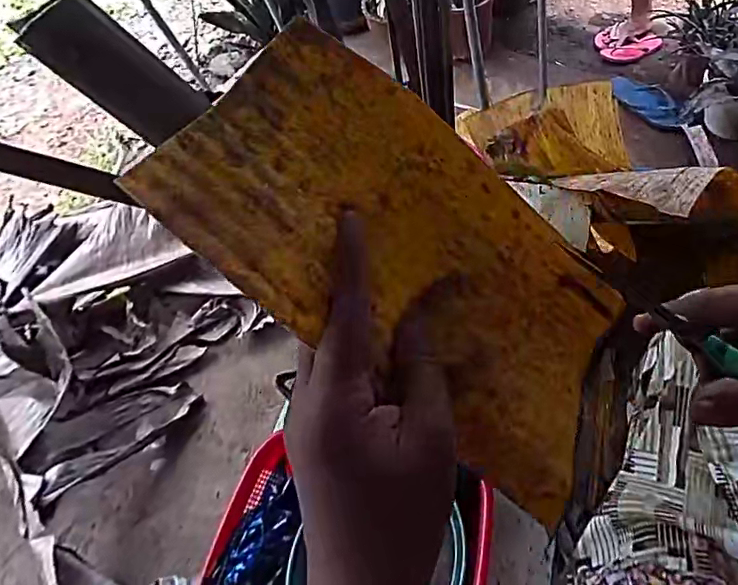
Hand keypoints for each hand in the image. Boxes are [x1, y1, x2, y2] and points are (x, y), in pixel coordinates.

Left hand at [286, 212, 455, 584]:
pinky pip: (335, 372)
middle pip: (323, 327)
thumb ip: (420, 370)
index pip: (343, 317)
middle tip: (366, 239)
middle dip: (345, 282)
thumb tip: (410, 320)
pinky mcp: (316, 432)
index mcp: (333, 403)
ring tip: (381, 278)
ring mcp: (306, 419)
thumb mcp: (431, 439)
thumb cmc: (404, 519)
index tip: (348, 219)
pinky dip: (356, 347)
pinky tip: (384, 339)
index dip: (349, 264)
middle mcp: (307, 402)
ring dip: (351, 315)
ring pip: (326, 349)